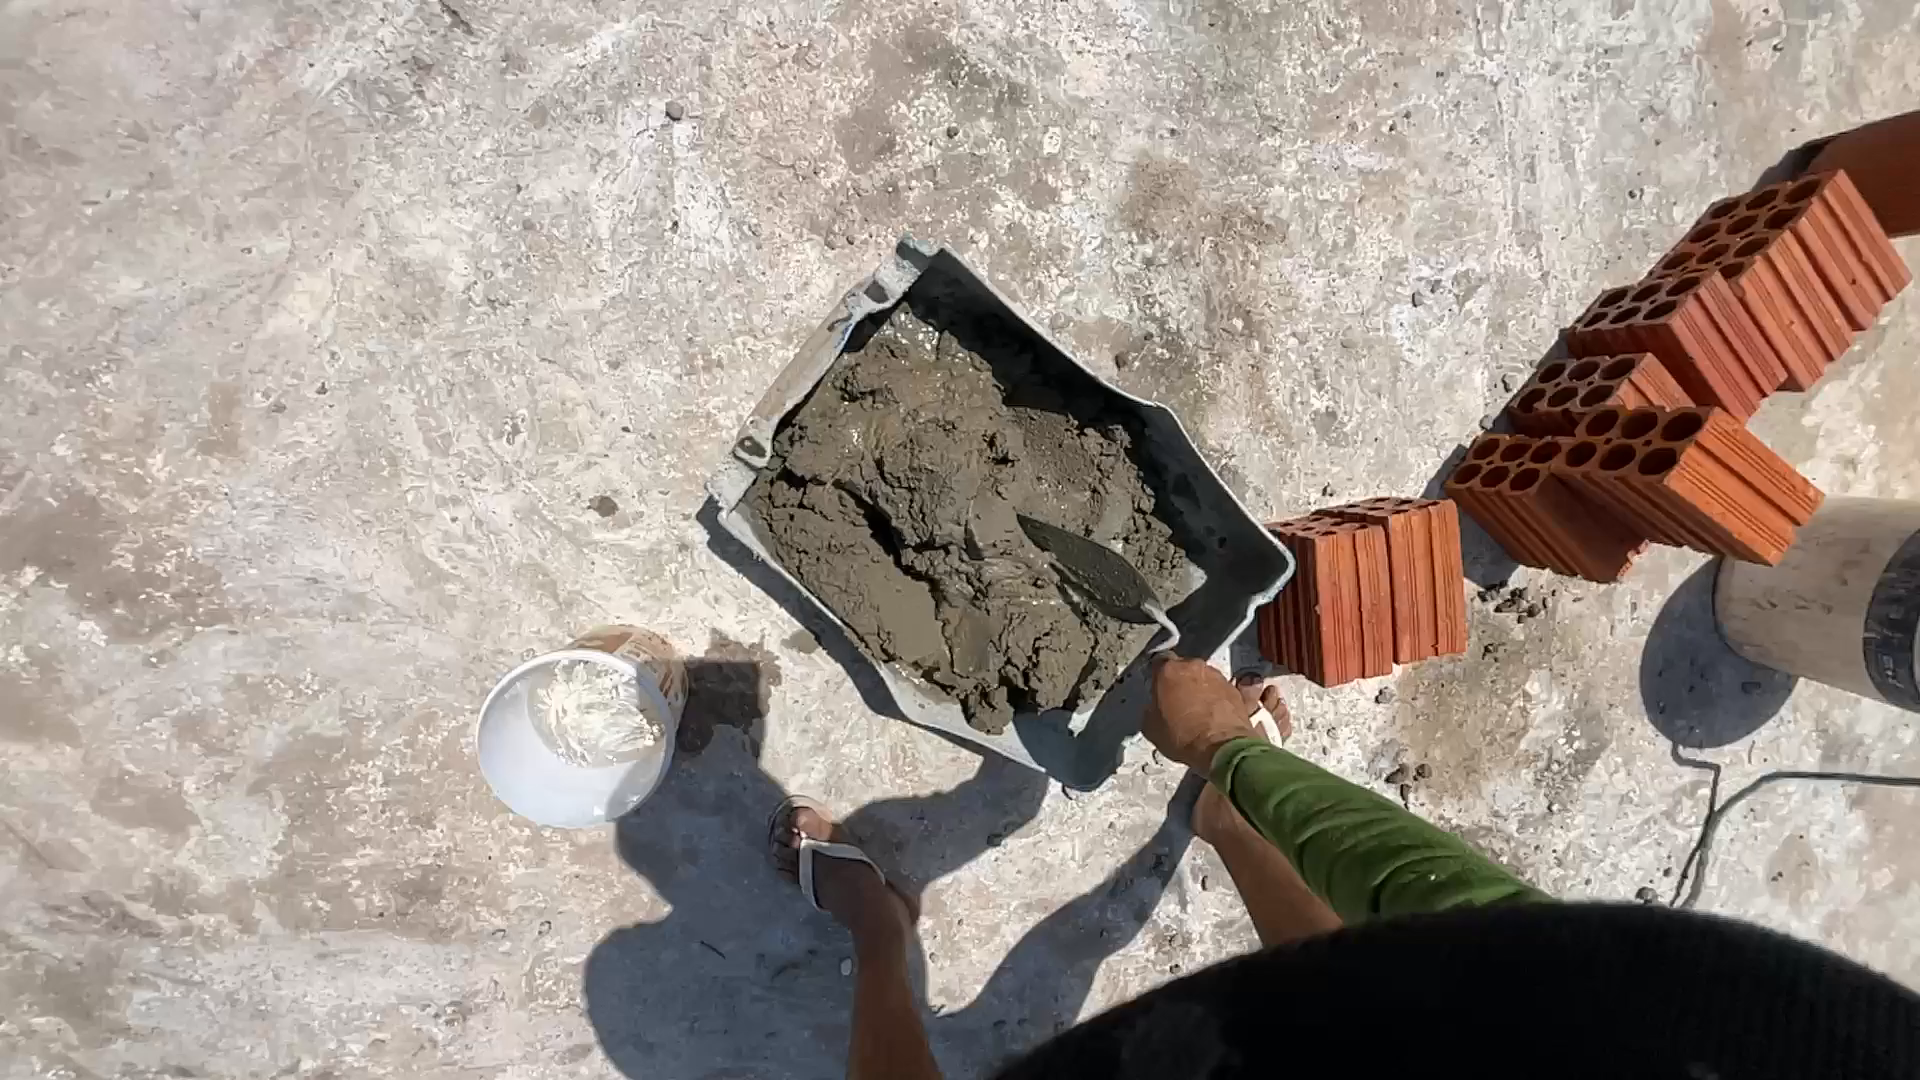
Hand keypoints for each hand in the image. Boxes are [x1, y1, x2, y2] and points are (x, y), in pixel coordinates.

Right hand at [1141, 656, 1262, 771]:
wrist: (1221, 748)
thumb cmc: (1184, 736)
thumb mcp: (1150, 727)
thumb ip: (1150, 709)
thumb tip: (1154, 710)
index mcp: (1168, 670)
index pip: (1159, 662)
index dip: (1158, 676)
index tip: (1157, 687)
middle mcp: (1193, 667)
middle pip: (1184, 668)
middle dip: (1180, 681)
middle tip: (1177, 702)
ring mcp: (1217, 677)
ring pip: (1205, 677)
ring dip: (1201, 689)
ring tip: (1198, 712)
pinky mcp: (1237, 691)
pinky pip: (1227, 690)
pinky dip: (1223, 697)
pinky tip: (1219, 711)